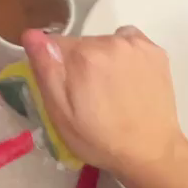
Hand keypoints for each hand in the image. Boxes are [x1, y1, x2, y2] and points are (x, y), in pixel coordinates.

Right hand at [22, 27, 187, 181]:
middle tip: (88, 96)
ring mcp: (135, 44)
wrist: (150, 152)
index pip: (53, 44)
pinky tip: (128, 78)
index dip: (54, 66)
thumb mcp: (61, 114)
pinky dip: (124, 54)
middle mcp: (109, 41)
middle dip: (78, 63)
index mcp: (82, 56)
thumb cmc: (99, 140)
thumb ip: (46, 70)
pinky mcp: (155, 50)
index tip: (65, 90)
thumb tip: (32, 35)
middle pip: (80, 43)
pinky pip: (128, 41)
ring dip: (101, 59)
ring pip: (104, 42)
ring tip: (111, 90)